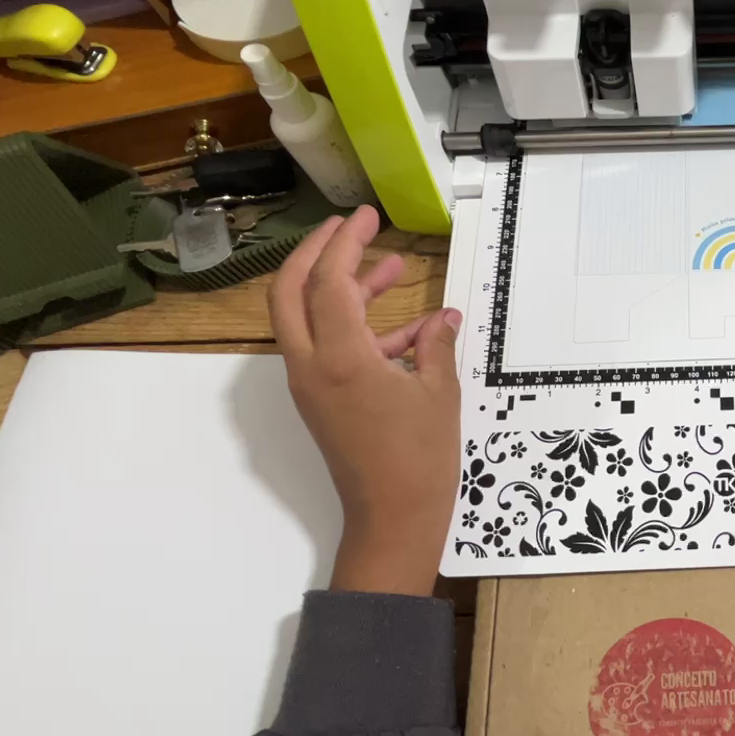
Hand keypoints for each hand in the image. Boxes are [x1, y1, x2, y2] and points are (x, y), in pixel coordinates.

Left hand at [269, 206, 461, 594]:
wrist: (393, 517)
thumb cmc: (421, 456)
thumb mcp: (439, 394)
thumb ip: (436, 346)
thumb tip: (443, 317)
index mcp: (341, 358)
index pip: (328, 283)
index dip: (345, 244)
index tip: (366, 217)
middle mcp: (312, 365)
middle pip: (291, 292)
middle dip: (317, 254)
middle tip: (352, 229)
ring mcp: (312, 384)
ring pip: (308, 318)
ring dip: (341, 288)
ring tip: (392, 268)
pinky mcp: (322, 400)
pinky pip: (330, 348)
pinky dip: (361, 329)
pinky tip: (411, 329)